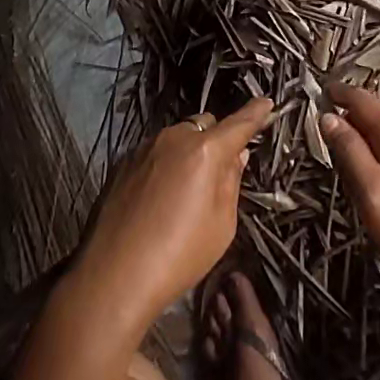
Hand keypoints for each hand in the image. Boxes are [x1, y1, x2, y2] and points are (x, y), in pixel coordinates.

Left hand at [76, 97, 273, 321]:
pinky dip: (166, 163)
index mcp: (205, 151)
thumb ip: (231, 183)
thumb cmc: (179, 256)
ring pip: (178, 137)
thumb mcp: (222, 226)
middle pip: (205, 125)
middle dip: (216, 139)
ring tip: (186, 189)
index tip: (266, 102)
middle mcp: (175, 138)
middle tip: (219, 170)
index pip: (238, 123)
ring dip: (189, 150)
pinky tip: (160, 196)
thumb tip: (237, 156)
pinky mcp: (124, 162)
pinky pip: (156, 152)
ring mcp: (146, 147)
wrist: (114, 277)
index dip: (255, 113)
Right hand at [321, 84, 379, 290]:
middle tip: (320, 142)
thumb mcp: (371, 187)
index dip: (336, 94)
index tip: (313, 94)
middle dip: (344, 122)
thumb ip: (348, 149)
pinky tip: (362, 178)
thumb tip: (327, 117)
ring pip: (376, 133)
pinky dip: (369, 155)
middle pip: (368, 114)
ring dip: (355, 142)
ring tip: (339, 165)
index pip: (361, 99)